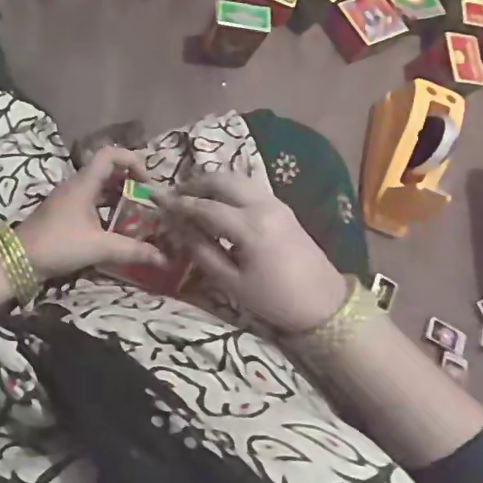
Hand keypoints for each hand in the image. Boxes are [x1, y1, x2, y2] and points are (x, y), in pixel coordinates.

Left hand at [18, 147, 170, 279]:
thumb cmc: (58, 245)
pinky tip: (117, 229)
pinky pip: (92, 202)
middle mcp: (77, 185)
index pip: (111, 154)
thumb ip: (132, 251)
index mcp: (84, 183)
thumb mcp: (99, 248)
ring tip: (139, 215)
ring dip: (120, 197)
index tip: (148, 183)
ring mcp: (69, 198)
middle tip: (149, 201)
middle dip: (131, 182)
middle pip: (108, 170)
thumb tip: (164, 259)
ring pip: (100, 188)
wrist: (17, 259)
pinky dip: (107, 209)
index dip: (133, 161)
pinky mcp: (65, 213)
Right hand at [151, 169, 348, 333]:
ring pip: (237, 179)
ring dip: (212, 182)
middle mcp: (263, 206)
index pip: (205, 206)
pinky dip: (228, 188)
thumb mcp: (232, 283)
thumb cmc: (275, 299)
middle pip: (221, 180)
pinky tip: (217, 203)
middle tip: (175, 195)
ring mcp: (276, 203)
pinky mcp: (283, 207)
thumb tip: (180, 230)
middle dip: (194, 184)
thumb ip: (203, 252)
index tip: (158, 201)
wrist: (324, 304)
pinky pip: (249, 187)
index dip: (179, 203)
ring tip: (193, 196)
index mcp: (250, 226)